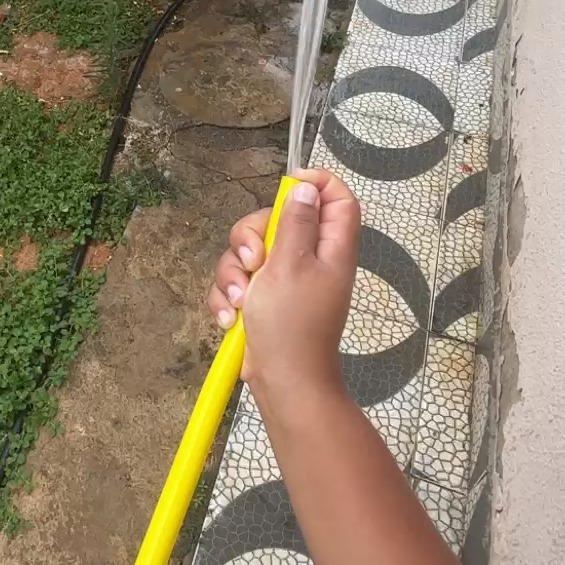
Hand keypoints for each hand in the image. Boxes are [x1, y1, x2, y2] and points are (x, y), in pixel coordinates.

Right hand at [208, 168, 360, 408]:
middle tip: (253, 262)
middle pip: (276, 219)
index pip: (336, 198)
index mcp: (329, 248)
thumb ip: (295, 223)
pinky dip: (228, 296)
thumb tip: (305, 188)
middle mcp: (307, 258)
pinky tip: (229, 317)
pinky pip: (237, 279)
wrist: (281, 381)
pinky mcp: (260, 297)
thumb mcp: (290, 266)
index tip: (287, 185)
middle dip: (251, 237)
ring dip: (233, 274)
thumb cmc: (291, 325)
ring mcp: (283, 279)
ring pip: (248, 250)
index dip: (315, 183)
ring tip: (239, 301)